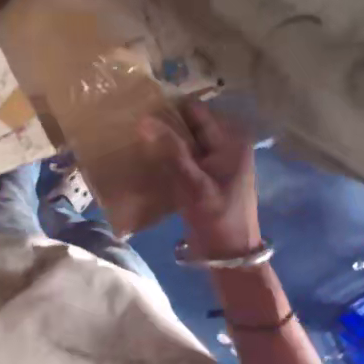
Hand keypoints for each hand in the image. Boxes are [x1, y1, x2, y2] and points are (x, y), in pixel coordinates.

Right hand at [140, 100, 261, 259]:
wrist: (230, 256)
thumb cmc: (216, 218)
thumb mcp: (193, 184)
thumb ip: (171, 150)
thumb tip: (144, 119)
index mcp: (231, 140)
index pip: (195, 110)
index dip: (169, 107)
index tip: (139, 107)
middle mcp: (227, 143)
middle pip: (190, 123)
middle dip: (164, 122)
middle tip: (132, 123)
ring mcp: (217, 160)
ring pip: (185, 139)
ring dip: (164, 139)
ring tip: (135, 138)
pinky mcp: (207, 174)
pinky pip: (185, 155)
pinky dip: (169, 154)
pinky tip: (147, 157)